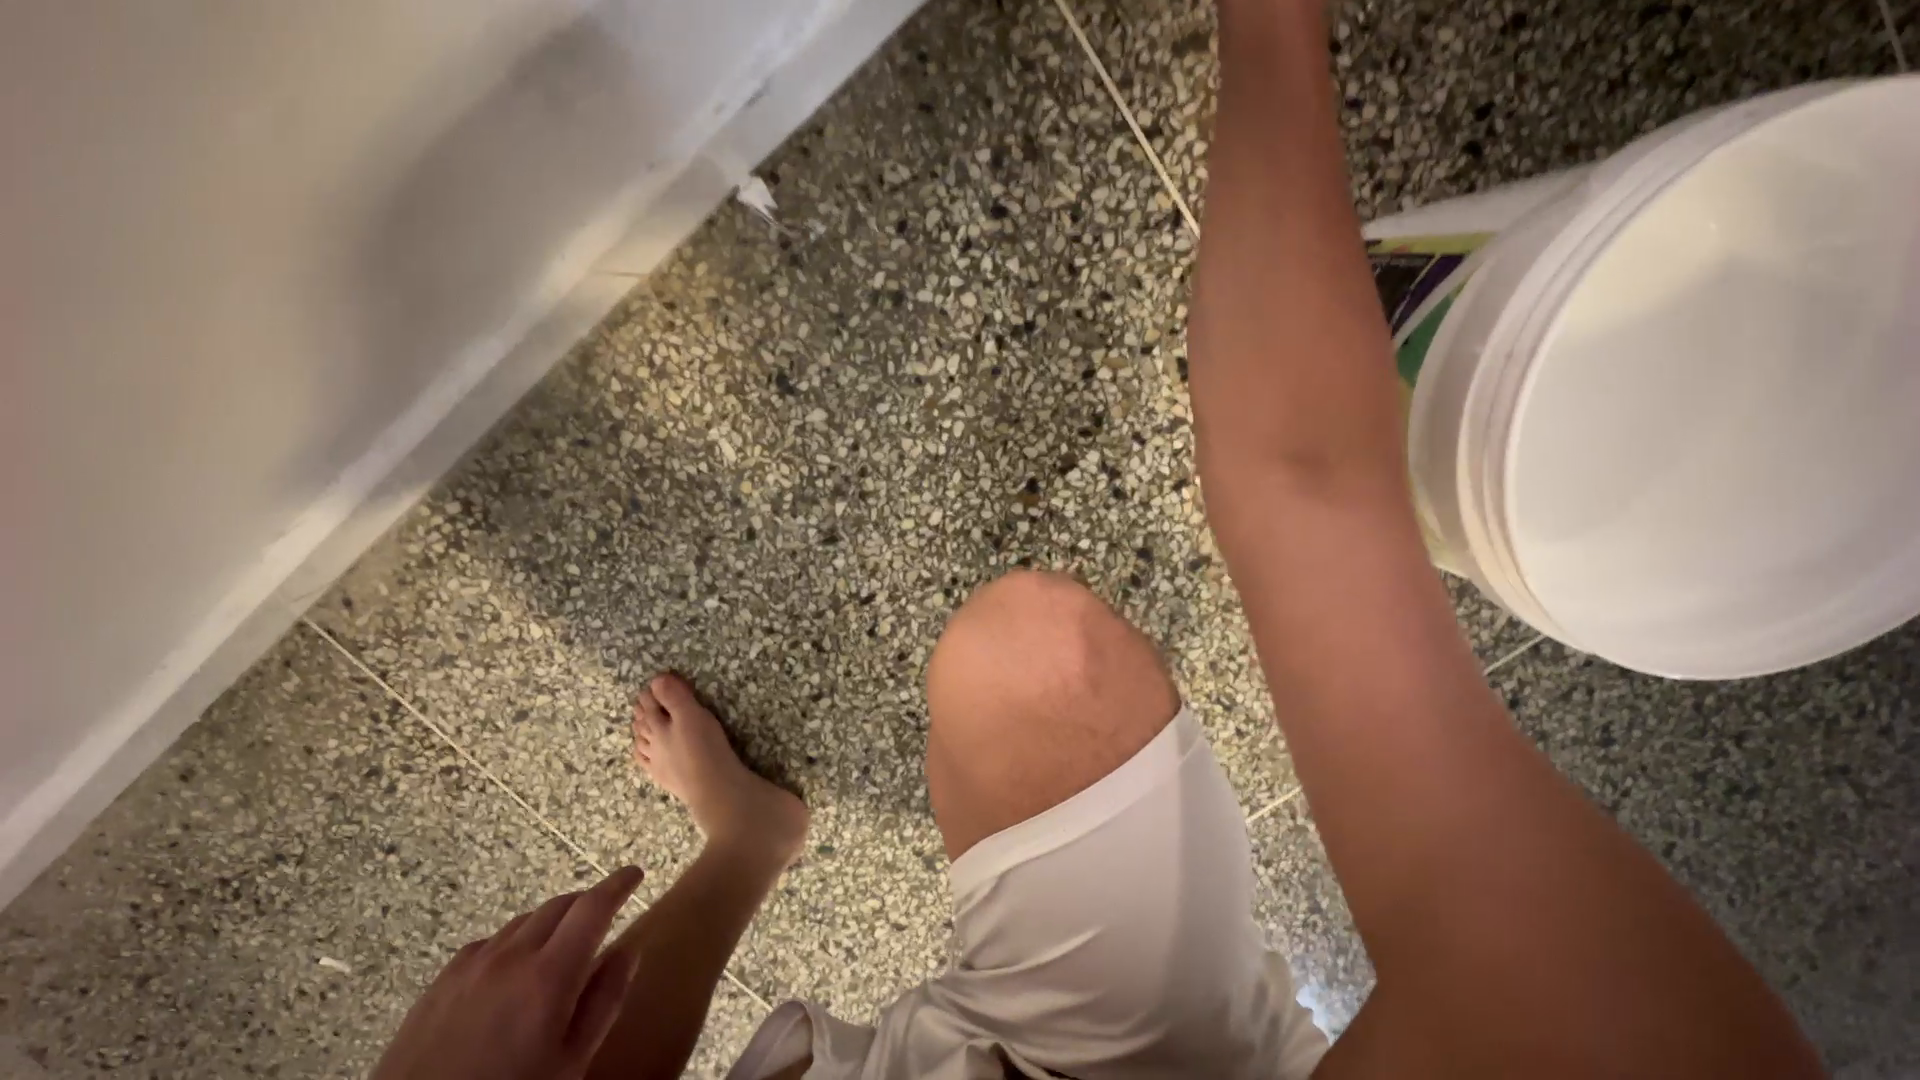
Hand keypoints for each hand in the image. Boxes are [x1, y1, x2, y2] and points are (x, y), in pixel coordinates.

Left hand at [371, 866, 645, 1079]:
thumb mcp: (570, 1063)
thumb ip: (604, 1002)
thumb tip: (628, 952)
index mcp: (549, 975)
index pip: (593, 907)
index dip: (618, 884)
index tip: (635, 874)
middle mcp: (511, 957)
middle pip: (559, 905)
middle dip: (587, 904)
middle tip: (604, 917)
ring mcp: (471, 966)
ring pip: (524, 921)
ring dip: (550, 923)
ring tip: (560, 947)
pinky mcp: (441, 981)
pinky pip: (488, 943)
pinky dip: (513, 943)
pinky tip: (511, 972)